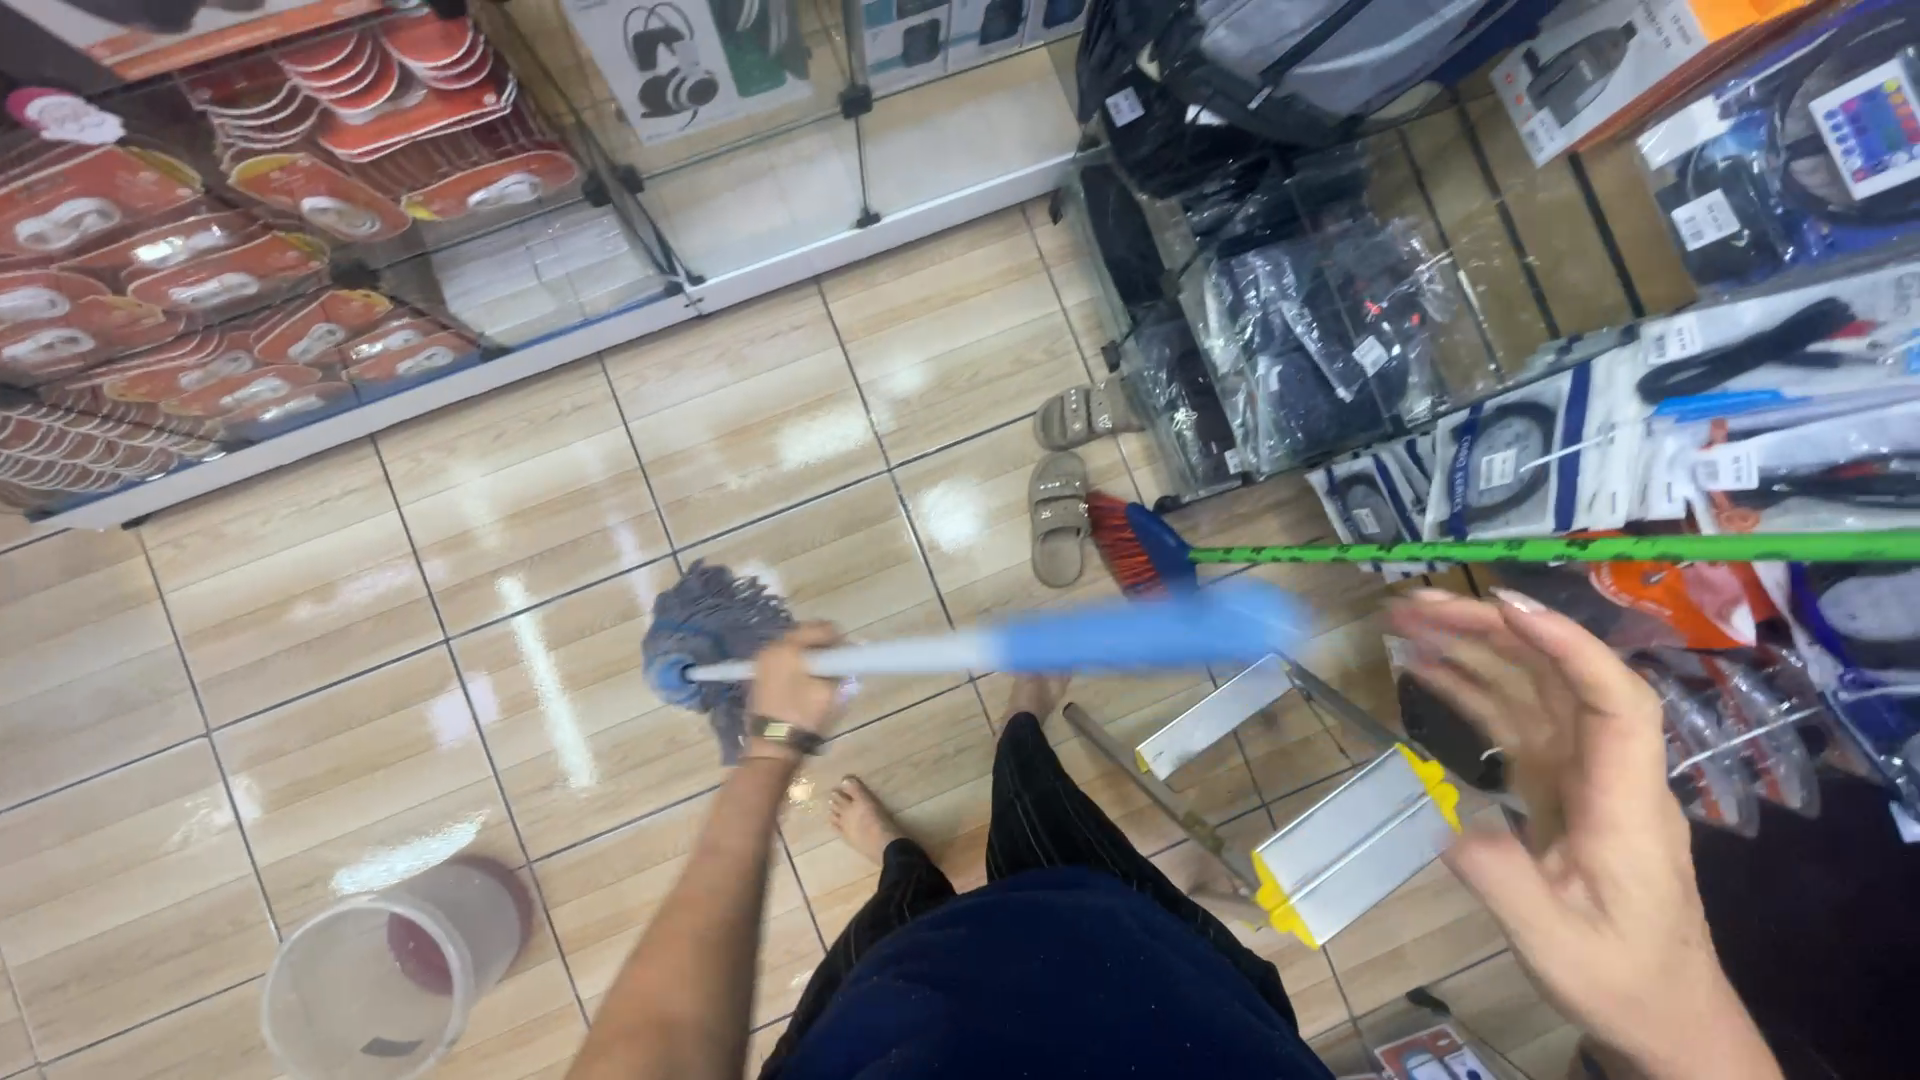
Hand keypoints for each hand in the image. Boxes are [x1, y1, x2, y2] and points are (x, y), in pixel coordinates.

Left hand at [746, 623, 844, 759]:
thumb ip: (841, 670)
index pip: (819, 628)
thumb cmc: (803, 717)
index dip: (838, 638)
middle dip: (822, 645)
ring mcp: (761, 662)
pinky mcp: (758, 676)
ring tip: (822, 672)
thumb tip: (846, 659)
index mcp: (788, 648)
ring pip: (792, 647)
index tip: (848, 653)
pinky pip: (782, 659)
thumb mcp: (830, 693)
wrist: (772, 746)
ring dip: (808, 654)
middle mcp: (770, 649)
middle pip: (803, 634)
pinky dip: (796, 663)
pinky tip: (806, 679)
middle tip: (837, 662)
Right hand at [1389, 588, 1776, 1079]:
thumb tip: (1449, 823)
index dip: (1566, 646)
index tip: (1503, 607)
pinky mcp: (1553, 783)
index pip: (1613, 700)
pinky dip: (1469, 688)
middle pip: (1558, 678)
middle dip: (1492, 632)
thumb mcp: (1555, 944)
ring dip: (1473, 648)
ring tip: (1408, 622)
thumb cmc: (1620, 978)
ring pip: (1530, 689)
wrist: (1662, 1011)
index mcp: (1625, 802)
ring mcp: (1578, 773)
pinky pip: (1510, 719)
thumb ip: (1503, 880)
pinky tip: (1426, 670)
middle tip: (1416, 607)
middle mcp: (1606, 771)